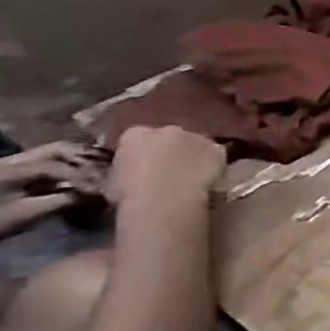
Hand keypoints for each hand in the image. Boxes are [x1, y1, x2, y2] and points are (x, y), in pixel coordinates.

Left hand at [0, 142, 106, 247]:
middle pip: (55, 149)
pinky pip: (48, 157)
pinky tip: (83, 168)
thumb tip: (99, 192)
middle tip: (108, 165)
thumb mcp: (30, 216)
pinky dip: (69, 161)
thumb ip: (64, 201)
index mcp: (6, 170)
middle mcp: (9, 159)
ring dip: (79, 156)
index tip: (102, 182)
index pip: (52, 165)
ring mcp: (11, 160)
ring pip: (53, 150)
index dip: (80, 172)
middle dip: (84, 157)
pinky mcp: (16, 166)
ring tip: (100, 164)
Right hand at [105, 126, 225, 210]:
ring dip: (194, 157)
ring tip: (191, 178)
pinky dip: (213, 165)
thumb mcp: (114, 182)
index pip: (138, 138)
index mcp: (135, 135)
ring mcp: (195, 137)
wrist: (164, 200)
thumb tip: (133, 174)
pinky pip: (215, 155)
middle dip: (171, 151)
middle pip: (170, 138)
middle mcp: (167, 130)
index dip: (143, 154)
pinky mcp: (216, 149)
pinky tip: (208, 181)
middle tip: (170, 173)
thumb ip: (126, 170)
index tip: (144, 168)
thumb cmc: (131, 196)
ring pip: (196, 145)